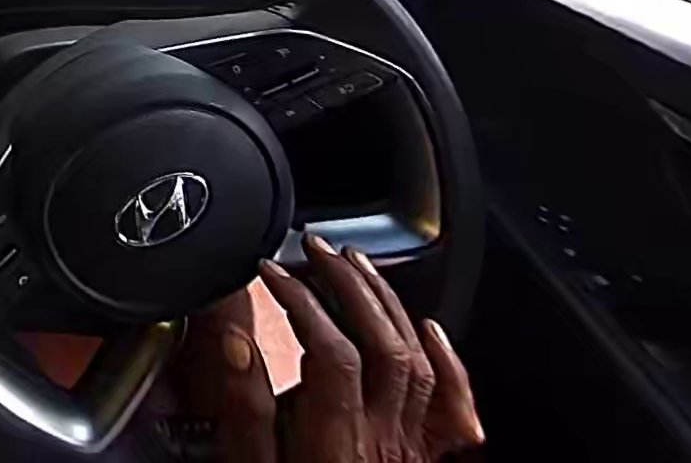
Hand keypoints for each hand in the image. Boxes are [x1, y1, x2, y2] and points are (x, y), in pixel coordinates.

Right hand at [173, 237, 482, 461]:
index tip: (269, 269)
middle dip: (348, 284)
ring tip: (356, 264)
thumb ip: (244, 408)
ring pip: (419, 364)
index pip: (332, 350)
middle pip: (384, 346)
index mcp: (336, 442)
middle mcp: (385, 442)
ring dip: (387, 304)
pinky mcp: (421, 456)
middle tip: (316, 248)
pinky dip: (448, 364)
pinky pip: (453, 410)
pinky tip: (428, 328)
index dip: (301, 298)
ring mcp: (411, 450)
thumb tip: (236, 341)